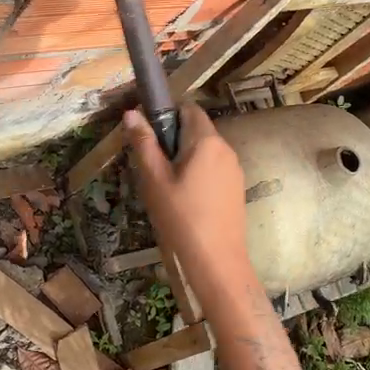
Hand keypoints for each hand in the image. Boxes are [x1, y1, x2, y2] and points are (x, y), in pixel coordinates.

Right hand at [121, 104, 253, 293]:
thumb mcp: (155, 180)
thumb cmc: (181, 217)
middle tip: (151, 164)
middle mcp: (226, 148)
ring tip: (164, 185)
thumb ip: (144, 144)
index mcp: (206, 141)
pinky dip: (197, 173)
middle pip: (197, 129)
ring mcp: (234, 169)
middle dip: (173, 138)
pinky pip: (213, 169)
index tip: (148, 133)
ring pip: (205, 151)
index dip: (167, 113)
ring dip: (184, 157)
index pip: (188, 108)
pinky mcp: (237, 188)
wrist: (216, 261)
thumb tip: (132, 113)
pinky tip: (184, 199)